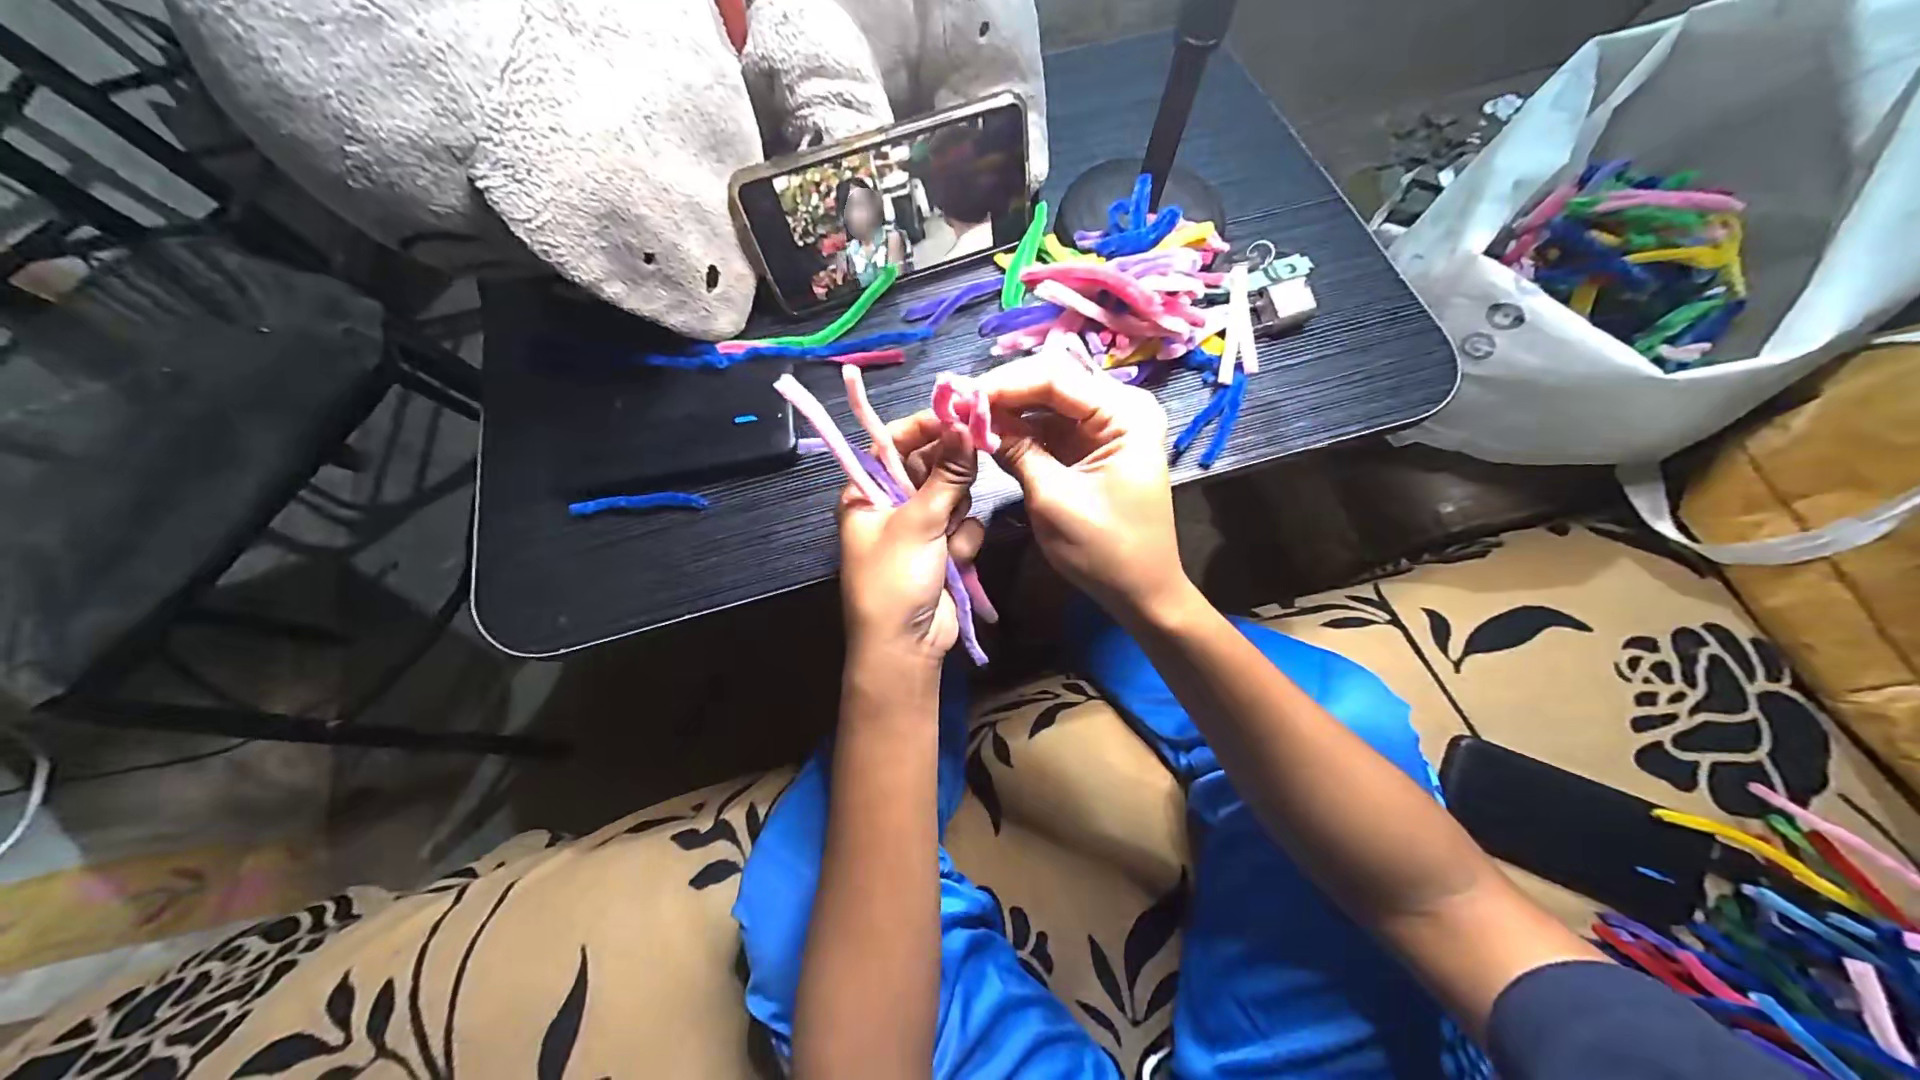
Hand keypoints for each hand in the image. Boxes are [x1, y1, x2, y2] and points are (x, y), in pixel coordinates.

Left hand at [838, 427, 981, 668]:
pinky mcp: (942, 550)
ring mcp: (919, 528)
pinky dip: (963, 543)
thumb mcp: (918, 522)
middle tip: (970, 471)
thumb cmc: (895, 579)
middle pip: (930, 466)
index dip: (927, 427)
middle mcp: (891, 505)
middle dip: (949, 478)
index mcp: (867, 492)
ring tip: (946, 540)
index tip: (962, 416)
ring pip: (954, 496)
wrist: (905, 648)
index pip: (894, 442)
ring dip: (956, 517)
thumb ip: (947, 474)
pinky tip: (955, 563)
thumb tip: (965, 425)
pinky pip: (964, 527)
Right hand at [978, 355, 1189, 619]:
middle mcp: (1122, 407)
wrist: (1140, 590)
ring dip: (1009, 409)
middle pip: (1053, 382)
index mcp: (1126, 414)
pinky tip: (991, 432)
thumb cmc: (1103, 550)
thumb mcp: (1052, 498)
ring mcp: (1108, 425)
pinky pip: (1052, 425)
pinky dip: (1022, 429)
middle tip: (958, 406)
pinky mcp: (1094, 444)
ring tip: (966, 417)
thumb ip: (1016, 451)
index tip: (960, 398)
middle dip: (1004, 393)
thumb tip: (974, 417)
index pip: (1056, 378)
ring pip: (1048, 401)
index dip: (1004, 384)